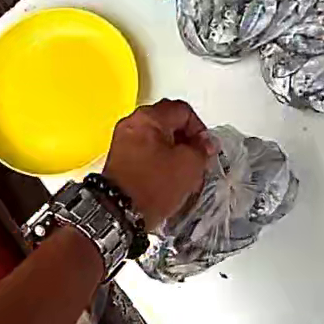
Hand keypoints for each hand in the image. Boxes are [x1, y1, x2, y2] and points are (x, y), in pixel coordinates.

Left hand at [103, 99, 211, 230]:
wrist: (120, 212)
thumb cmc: (151, 187)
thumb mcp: (190, 164)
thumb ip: (202, 149)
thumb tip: (204, 145)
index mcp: (147, 118)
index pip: (183, 111)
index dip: (200, 129)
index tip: (205, 148)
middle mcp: (130, 125)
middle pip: (167, 123)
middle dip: (185, 140)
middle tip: (196, 159)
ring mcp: (121, 142)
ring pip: (156, 139)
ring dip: (172, 152)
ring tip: (182, 172)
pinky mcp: (118, 160)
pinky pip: (144, 153)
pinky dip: (157, 162)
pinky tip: (166, 179)